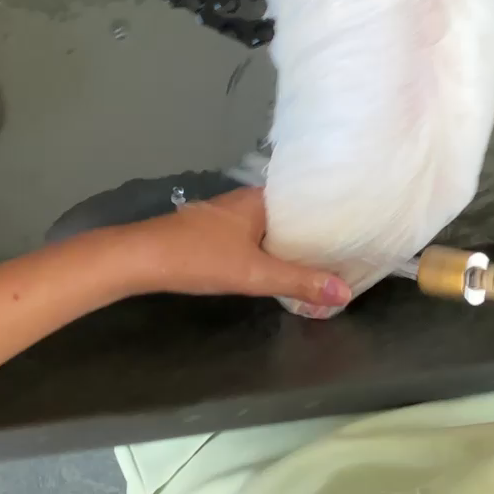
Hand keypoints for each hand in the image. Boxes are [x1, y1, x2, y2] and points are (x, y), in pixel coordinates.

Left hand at [117, 188, 351, 309]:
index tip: (353, 228)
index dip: (328, 214)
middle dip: (310, 232)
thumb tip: (344, 293)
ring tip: (317, 260)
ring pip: (268, 226)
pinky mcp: (211, 231)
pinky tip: (273, 264)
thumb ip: (299, 282)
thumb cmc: (199, 258)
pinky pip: (251, 235)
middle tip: (342, 250)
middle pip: (288, 214)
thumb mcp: (254, 275)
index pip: (305, 199)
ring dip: (287, 242)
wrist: (140, 259)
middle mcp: (245, 200)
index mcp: (260, 200)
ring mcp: (226, 215)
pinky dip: (266, 248)